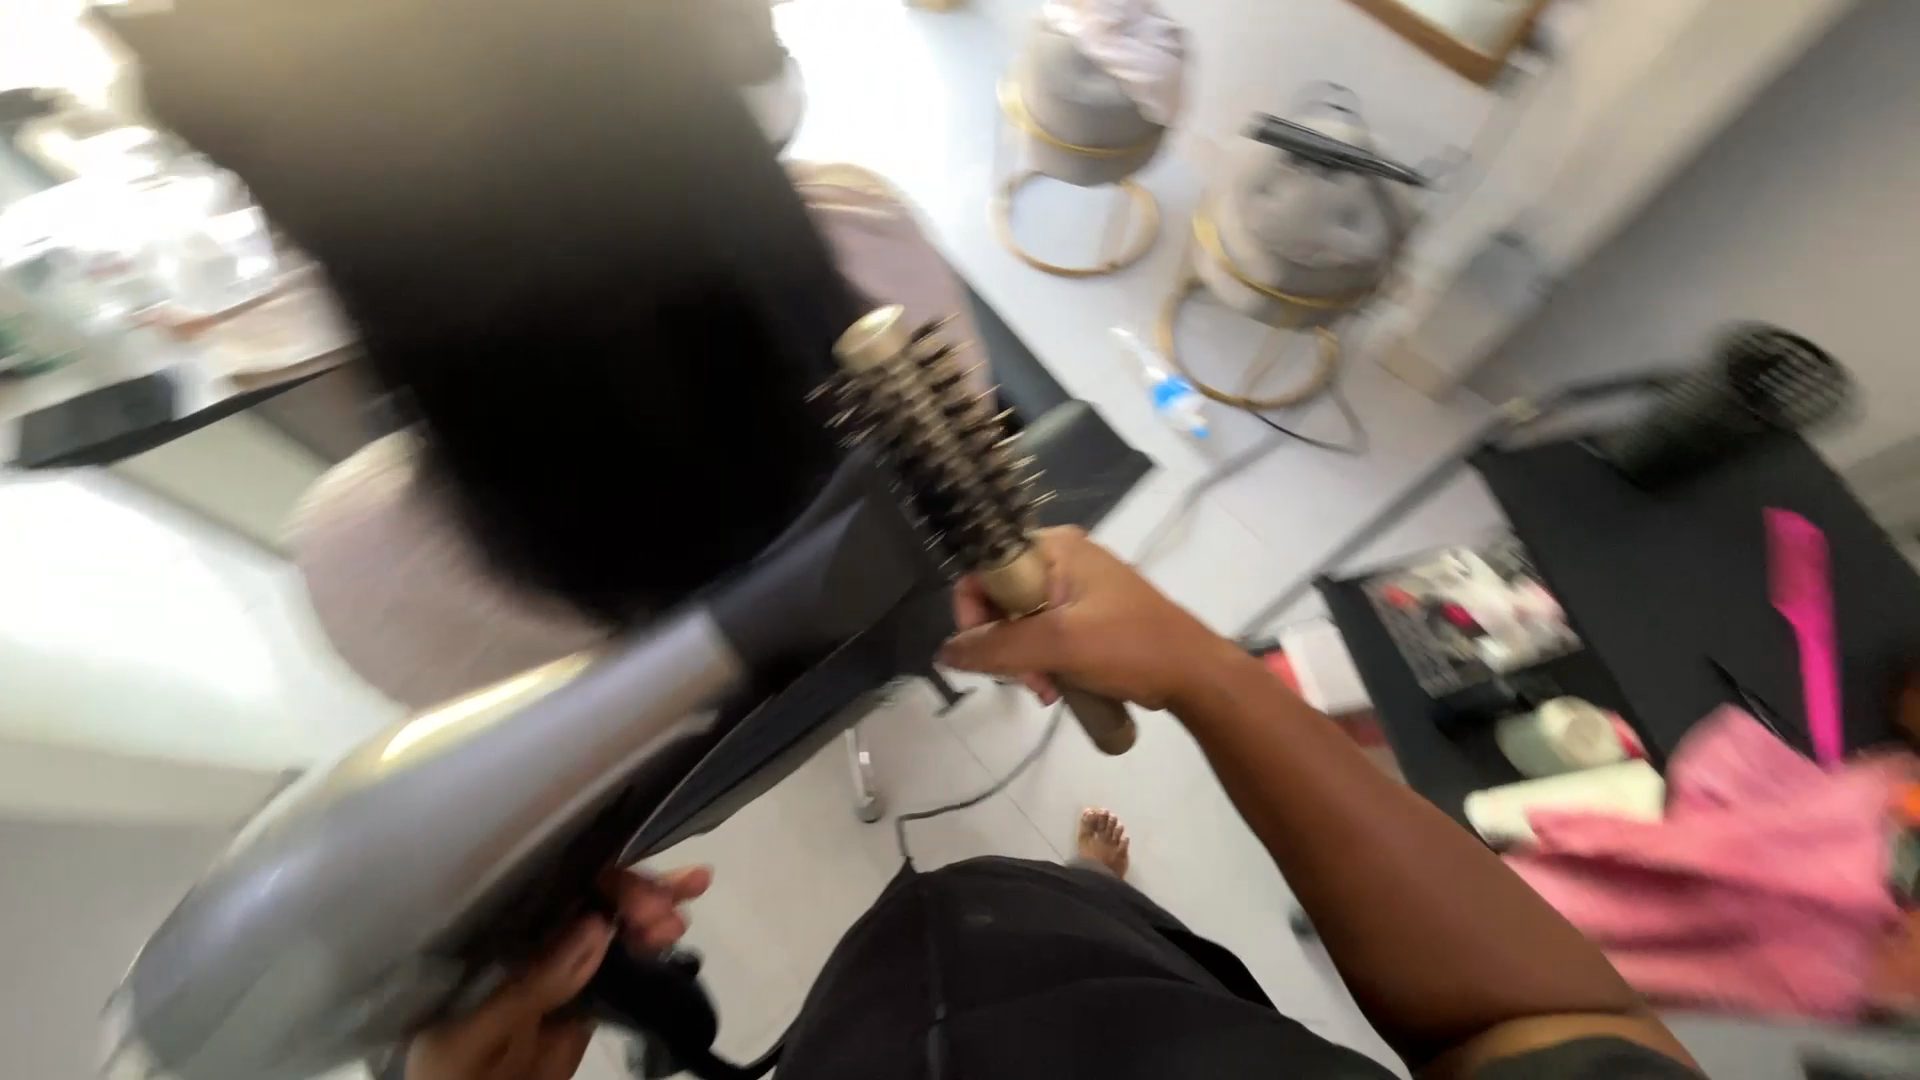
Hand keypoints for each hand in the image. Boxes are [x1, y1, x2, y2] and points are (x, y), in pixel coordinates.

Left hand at [406, 867, 712, 1079]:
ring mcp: (562, 967)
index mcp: (498, 937)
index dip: (608, 885)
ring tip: (682, 920)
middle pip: (596, 899)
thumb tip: (597, 923)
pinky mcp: (586, 995)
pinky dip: (652, 944)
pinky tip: (675, 935)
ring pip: (616, 923)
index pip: (560, 889)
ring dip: (656, 912)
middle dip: (641, 895)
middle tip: (674, 913)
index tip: (645, 901)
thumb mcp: (473, 1039)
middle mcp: (533, 941)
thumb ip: (531, 984)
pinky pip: (625, 958)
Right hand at [939, 527, 1236, 710]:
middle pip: (1000, 598)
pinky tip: (1058, 686)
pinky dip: (1044, 660)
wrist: (1194, 674)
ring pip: (1021, 621)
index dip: (974, 612)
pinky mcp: (1088, 612)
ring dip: (1024, 660)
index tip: (987, 653)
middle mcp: (1062, 557)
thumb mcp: (1059, 645)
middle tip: (1027, 682)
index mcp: (1055, 547)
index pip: (984, 568)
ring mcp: (1077, 585)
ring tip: (1046, 690)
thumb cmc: (1129, 647)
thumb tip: (944, 653)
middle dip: (1005, 645)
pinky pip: (1045, 632)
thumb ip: (997, 647)